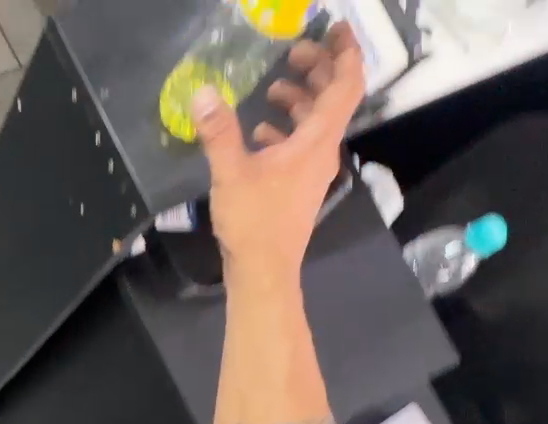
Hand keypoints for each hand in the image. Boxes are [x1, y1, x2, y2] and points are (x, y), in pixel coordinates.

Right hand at [195, 22, 365, 284]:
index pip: (345, 84)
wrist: (263, 270)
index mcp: (316, 141)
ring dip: (300, 101)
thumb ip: (219, 133)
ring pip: (315, 124)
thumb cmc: (254, 222)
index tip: (333, 29)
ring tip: (274, 88)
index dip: (344, 51)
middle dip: (316, 72)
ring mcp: (310, 172)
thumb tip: (203, 94)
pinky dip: (285, 131)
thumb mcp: (231, 174)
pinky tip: (260, 133)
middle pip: (331, 100)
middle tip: (292, 55)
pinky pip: (299, 147)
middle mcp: (321, 152)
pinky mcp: (296, 188)